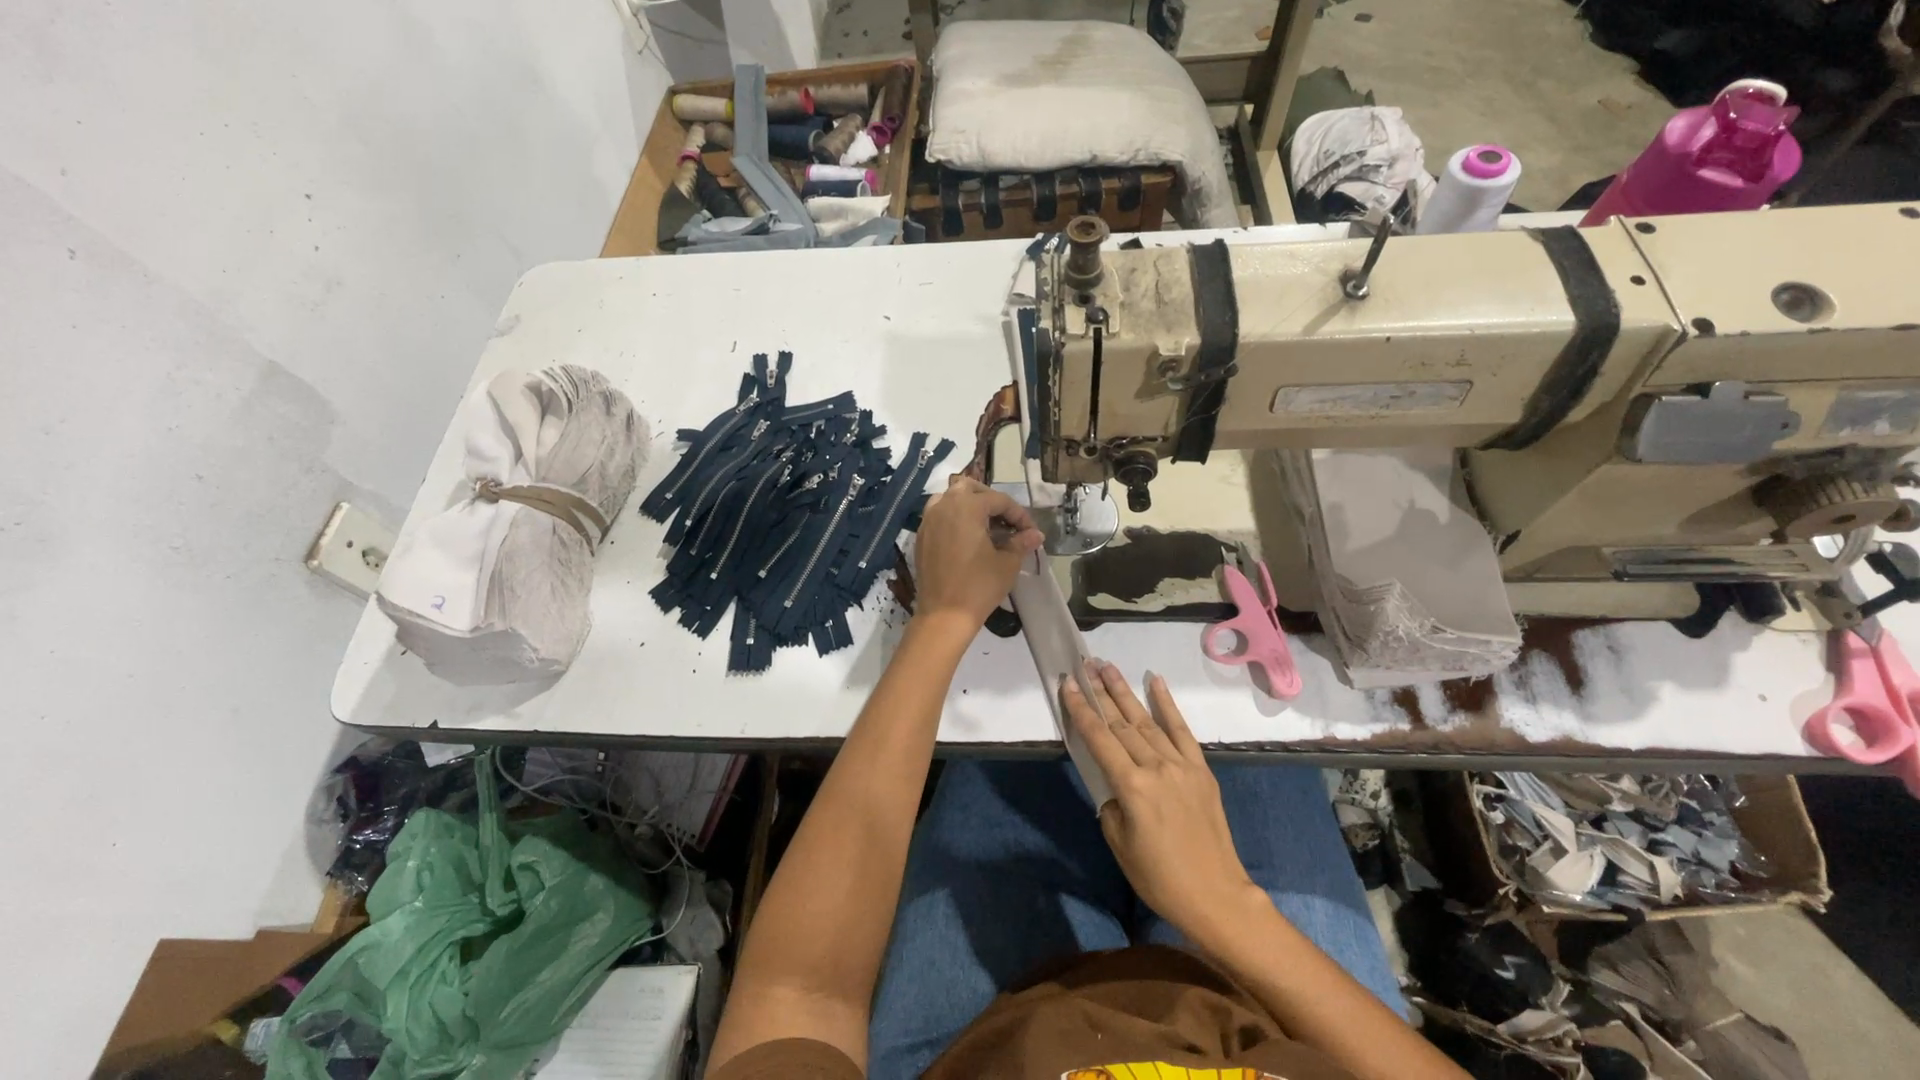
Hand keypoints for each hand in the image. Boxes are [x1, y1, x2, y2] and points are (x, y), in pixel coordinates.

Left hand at [912, 476, 1043, 626]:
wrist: (944, 615)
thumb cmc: (979, 586)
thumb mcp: (1007, 563)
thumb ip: (1021, 542)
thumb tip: (1035, 534)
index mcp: (966, 507)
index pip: (999, 500)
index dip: (1018, 514)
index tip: (1030, 532)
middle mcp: (944, 506)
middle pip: (970, 488)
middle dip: (991, 500)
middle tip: (1006, 521)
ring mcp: (928, 520)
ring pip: (949, 498)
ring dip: (969, 505)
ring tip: (986, 526)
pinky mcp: (921, 537)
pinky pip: (938, 516)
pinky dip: (954, 518)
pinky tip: (967, 538)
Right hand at [1063, 662, 1262, 939]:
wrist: (1214, 893)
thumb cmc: (1158, 877)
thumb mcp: (1119, 843)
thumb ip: (1111, 804)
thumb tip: (1114, 783)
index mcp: (1131, 786)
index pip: (1100, 738)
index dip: (1081, 710)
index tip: (1067, 684)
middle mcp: (1156, 767)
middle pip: (1121, 722)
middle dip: (1100, 692)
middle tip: (1084, 664)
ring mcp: (1182, 765)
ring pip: (1147, 720)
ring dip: (1125, 692)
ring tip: (1108, 667)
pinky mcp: (1201, 770)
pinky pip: (1182, 730)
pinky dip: (1168, 705)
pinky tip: (1155, 682)